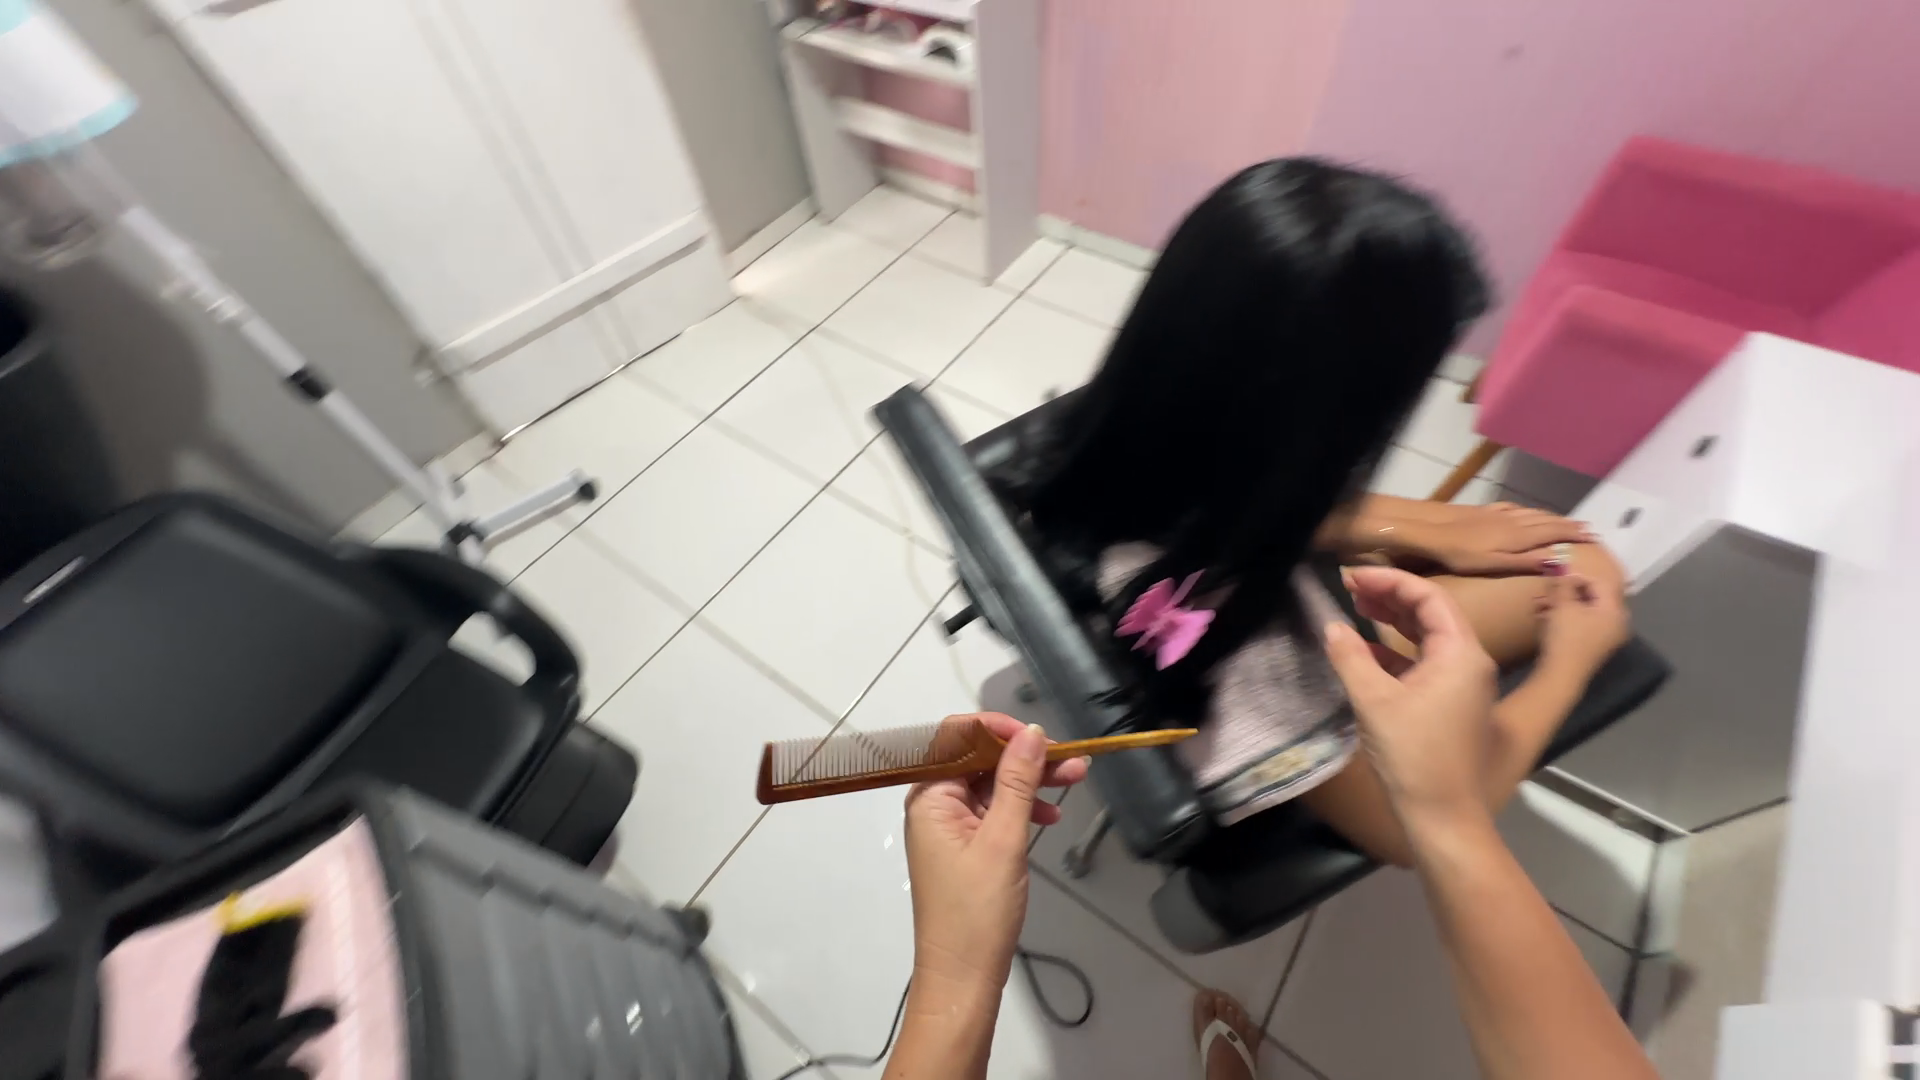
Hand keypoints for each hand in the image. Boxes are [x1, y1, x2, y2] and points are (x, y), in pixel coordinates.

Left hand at [902, 713, 1088, 994]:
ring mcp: (950, 825)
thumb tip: (1030, 731)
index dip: (997, 728)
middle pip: (980, 759)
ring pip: (992, 784)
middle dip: (1025, 756)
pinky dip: (1022, 808)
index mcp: (930, 794)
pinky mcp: (966, 845)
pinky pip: (994, 811)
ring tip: (1075, 780)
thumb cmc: (977, 910)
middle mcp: (935, 802)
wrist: (962, 981)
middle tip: (1072, 760)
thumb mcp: (1003, 840)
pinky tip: (1051, 815)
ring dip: (1031, 781)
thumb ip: (1017, 781)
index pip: (958, 737)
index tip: (1038, 735)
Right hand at [1321, 566, 1499, 825]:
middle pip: (1432, 612)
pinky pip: (1423, 660)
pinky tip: (1364, 649)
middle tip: (1350, 588)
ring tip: (1357, 607)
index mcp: (1461, 655)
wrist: (1443, 814)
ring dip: (1392, 619)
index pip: (1429, 598)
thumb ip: (1350, 656)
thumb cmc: (1413, 754)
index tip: (1351, 576)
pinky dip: (1394, 648)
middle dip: (1390, 595)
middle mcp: (1469, 663)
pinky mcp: (1450, 703)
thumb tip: (1332, 626)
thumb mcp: (1373, 700)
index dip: (1390, 581)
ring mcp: (1462, 684)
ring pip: (1427, 635)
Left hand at [1411, 503, 1594, 575]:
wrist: (1431, 533)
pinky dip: (1526, 509)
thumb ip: (1527, 561)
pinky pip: (1512, 507)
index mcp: (1520, 536)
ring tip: (1562, 520)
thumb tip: (1562, 560)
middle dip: (1567, 524)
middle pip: (1546, 520)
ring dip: (1550, 516)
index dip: (1574, 534)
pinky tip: (1524, 511)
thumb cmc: (1461, 554)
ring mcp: (1498, 513)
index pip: (1554, 532)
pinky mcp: (1483, 510)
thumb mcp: (1495, 564)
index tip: (1593, 536)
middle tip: (1585, 528)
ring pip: (1531, 512)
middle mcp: (1514, 521)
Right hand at [1535, 573, 1630, 675]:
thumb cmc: (1567, 637)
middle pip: (1592, 596)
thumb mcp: (1563, 606)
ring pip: (1584, 610)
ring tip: (1539, 605)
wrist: (1564, 673)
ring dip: (1561, 604)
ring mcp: (1606, 635)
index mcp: (1615, 610)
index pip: (1600, 583)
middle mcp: (1617, 621)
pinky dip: (1564, 617)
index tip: (1554, 577)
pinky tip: (1544, 619)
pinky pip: (1581, 622)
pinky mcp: (1593, 644)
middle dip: (1566, 591)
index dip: (1576, 576)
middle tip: (1544, 592)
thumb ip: (1562, 585)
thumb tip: (1560, 566)